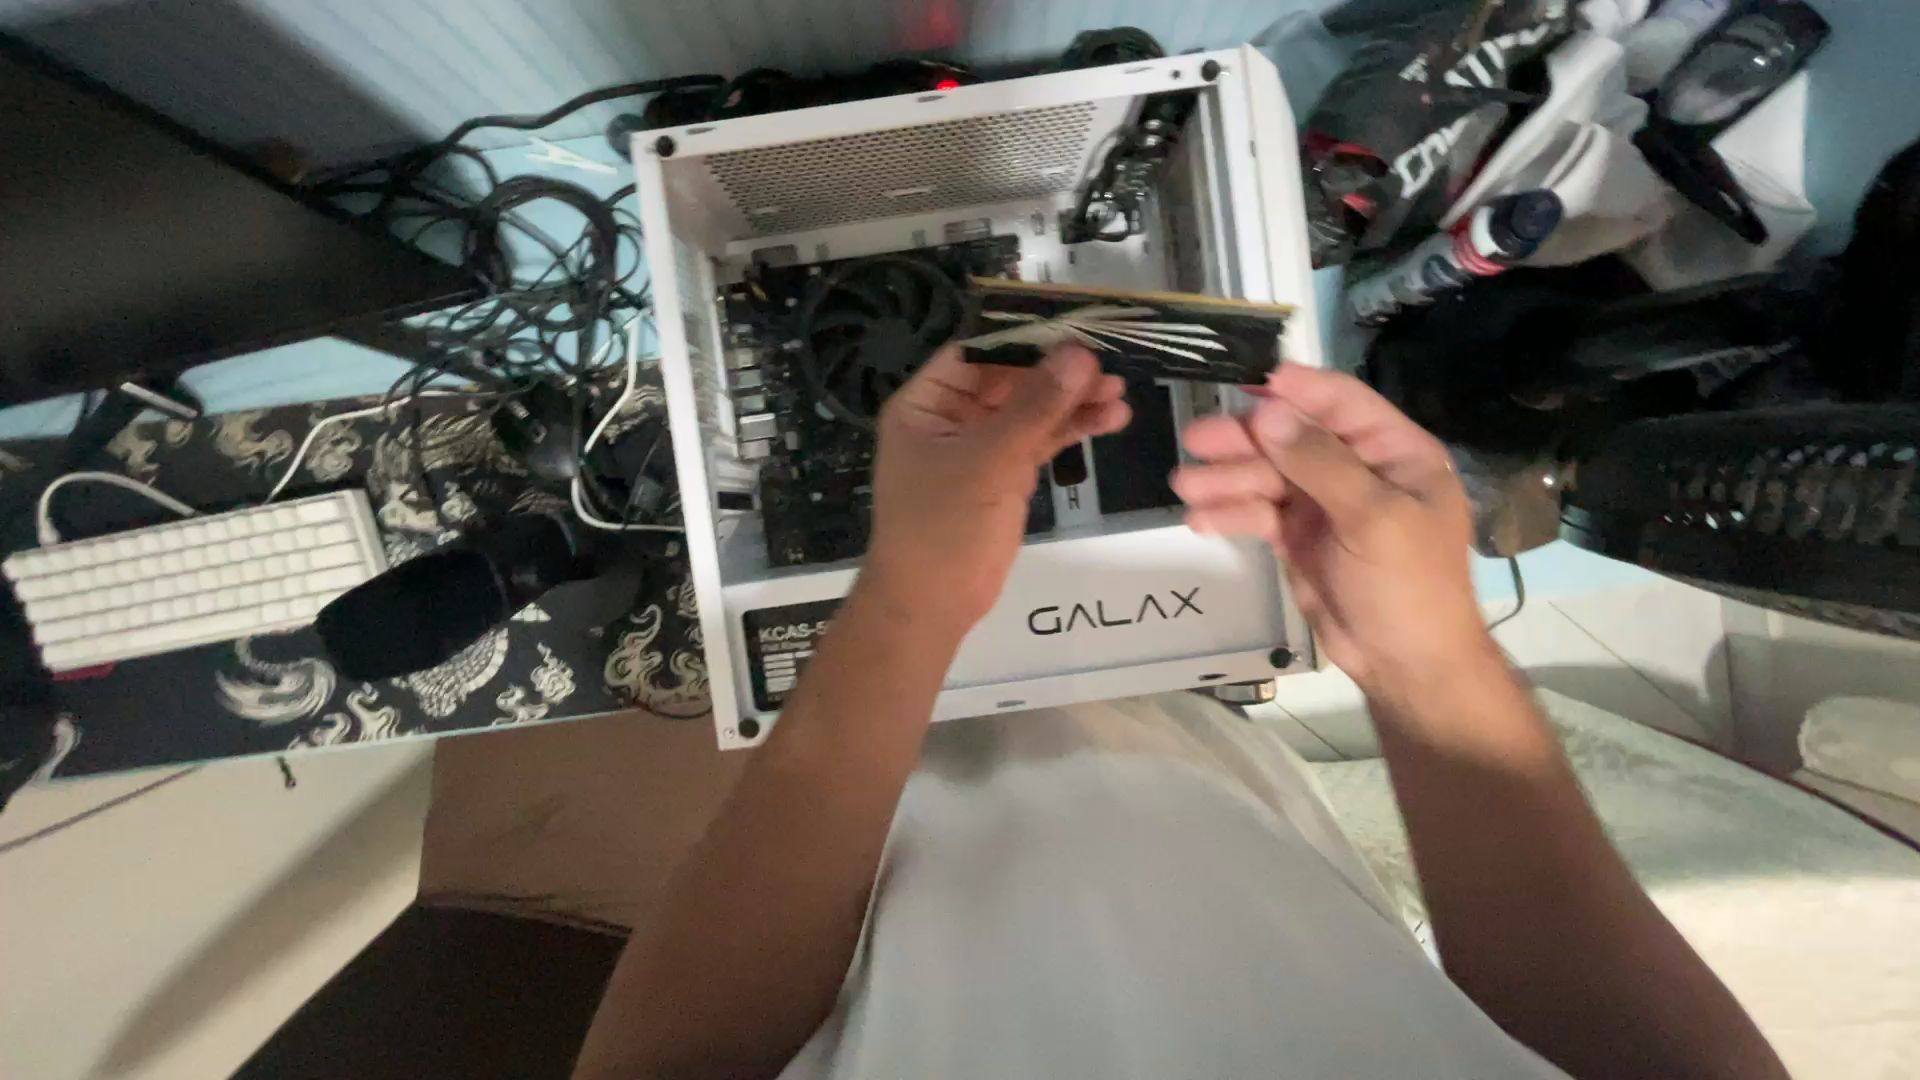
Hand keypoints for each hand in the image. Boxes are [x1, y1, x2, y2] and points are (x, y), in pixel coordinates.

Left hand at [866, 344, 1129, 628]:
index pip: (976, 352)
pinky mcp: (1005, 474)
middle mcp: (952, 417)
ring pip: (1031, 411)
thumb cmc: (943, 527)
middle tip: (1109, 363)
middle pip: (1011, 379)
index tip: (1075, 326)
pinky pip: (1040, 441)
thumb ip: (1035, 408)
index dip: (1024, 337)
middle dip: (1058, 372)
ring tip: (1120, 391)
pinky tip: (1109, 419)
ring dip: (1073, 402)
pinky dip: (1071, 431)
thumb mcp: (987, 461)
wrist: (933, 603)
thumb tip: (1079, 354)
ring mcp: (980, 447)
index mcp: (926, 404)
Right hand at [1170, 364, 1495, 699]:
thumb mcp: (1373, 518)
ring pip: (1266, 477)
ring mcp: (1322, 504)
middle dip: (1243, 440)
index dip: (1297, 389)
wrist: (1404, 662)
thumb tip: (1267, 414)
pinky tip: (1199, 519)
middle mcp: (1355, 470)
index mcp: (1393, 453)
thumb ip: (1320, 463)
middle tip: (1195, 439)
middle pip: (1291, 439)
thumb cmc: (1409, 584)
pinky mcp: (1296, 535)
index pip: (1342, 405)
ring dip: (1226, 479)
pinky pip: (1257, 513)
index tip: (1248, 382)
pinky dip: (1229, 514)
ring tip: (1185, 485)